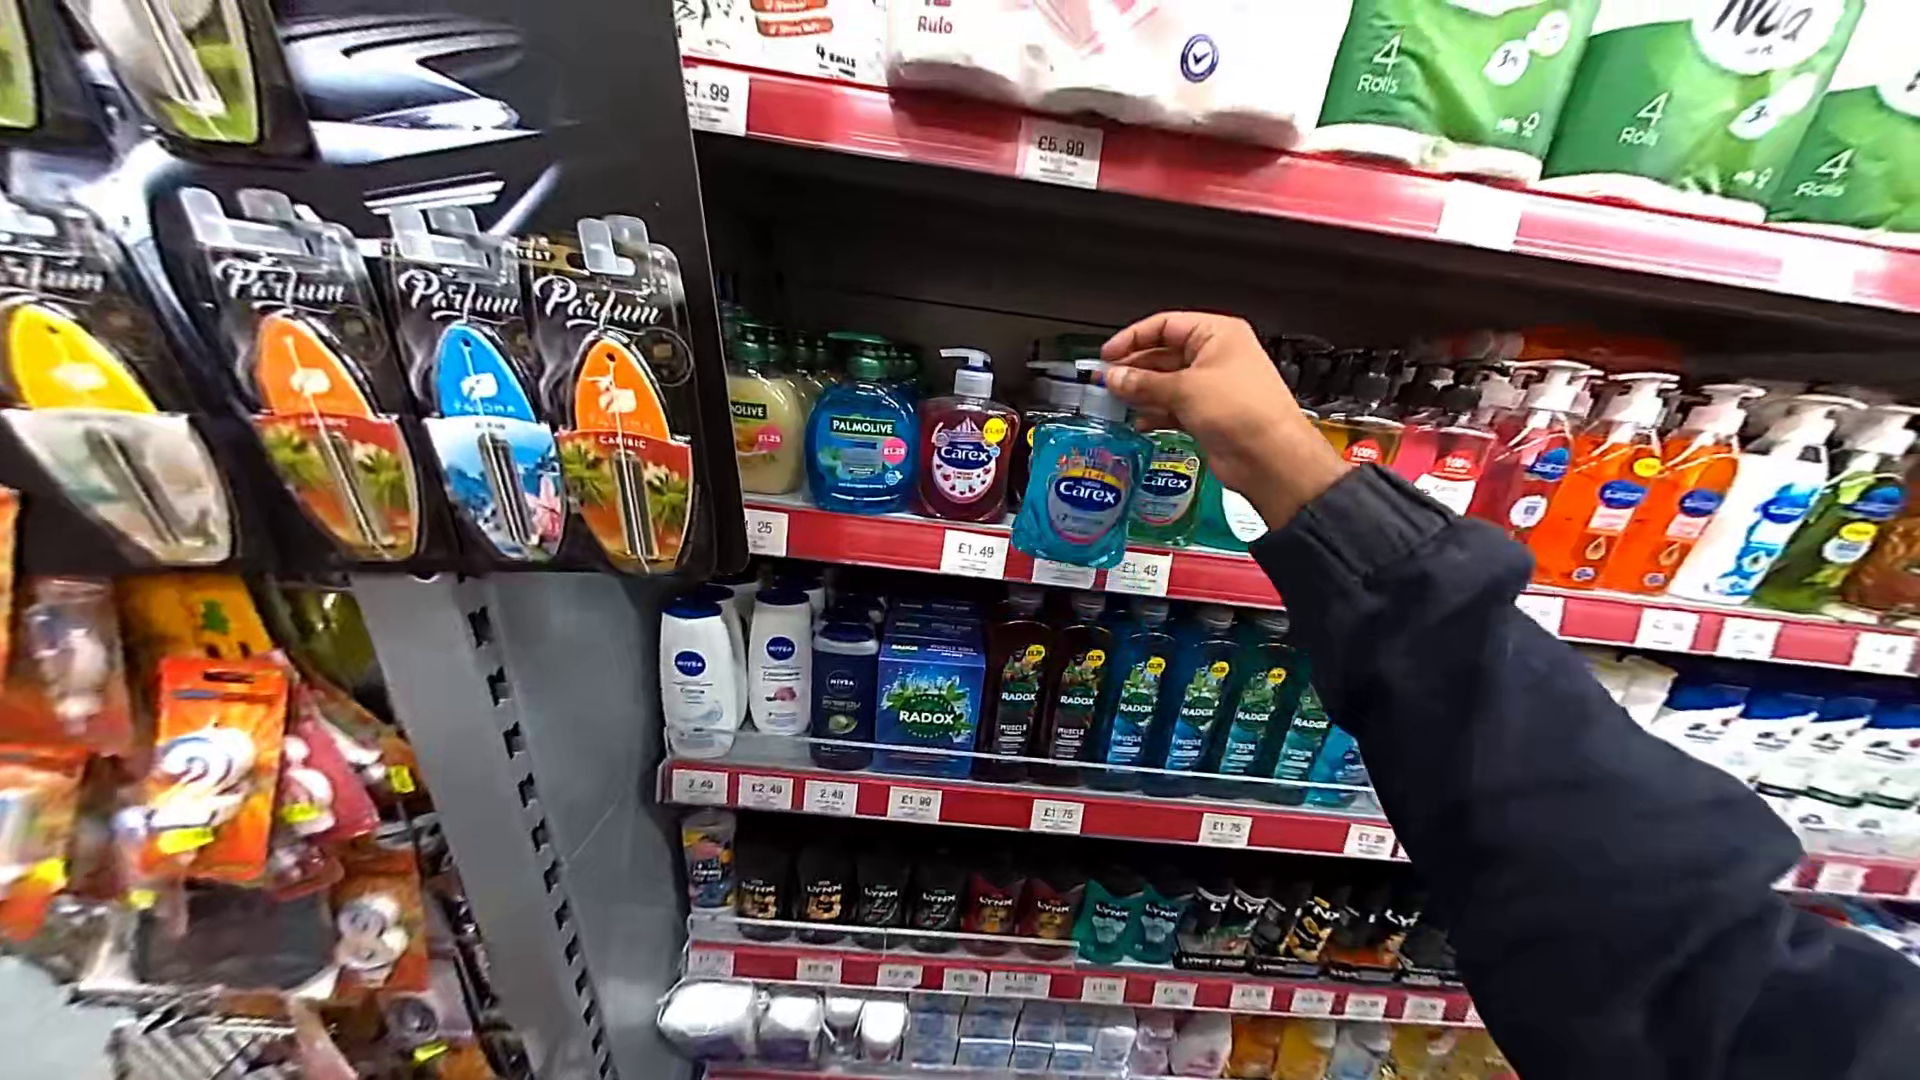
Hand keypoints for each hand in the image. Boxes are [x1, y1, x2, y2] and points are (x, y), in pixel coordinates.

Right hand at [1102, 312, 1349, 528]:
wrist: (1269, 458)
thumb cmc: (1244, 412)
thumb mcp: (1184, 389)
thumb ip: (1143, 383)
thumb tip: (1114, 377)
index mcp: (1217, 335)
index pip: (1165, 325)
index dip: (1133, 338)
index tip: (1108, 354)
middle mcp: (1215, 357)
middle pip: (1163, 354)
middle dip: (1134, 368)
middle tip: (1107, 380)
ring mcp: (1210, 387)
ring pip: (1165, 383)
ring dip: (1141, 392)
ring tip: (1116, 401)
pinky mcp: (1206, 415)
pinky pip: (1172, 408)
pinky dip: (1154, 414)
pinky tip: (1138, 422)